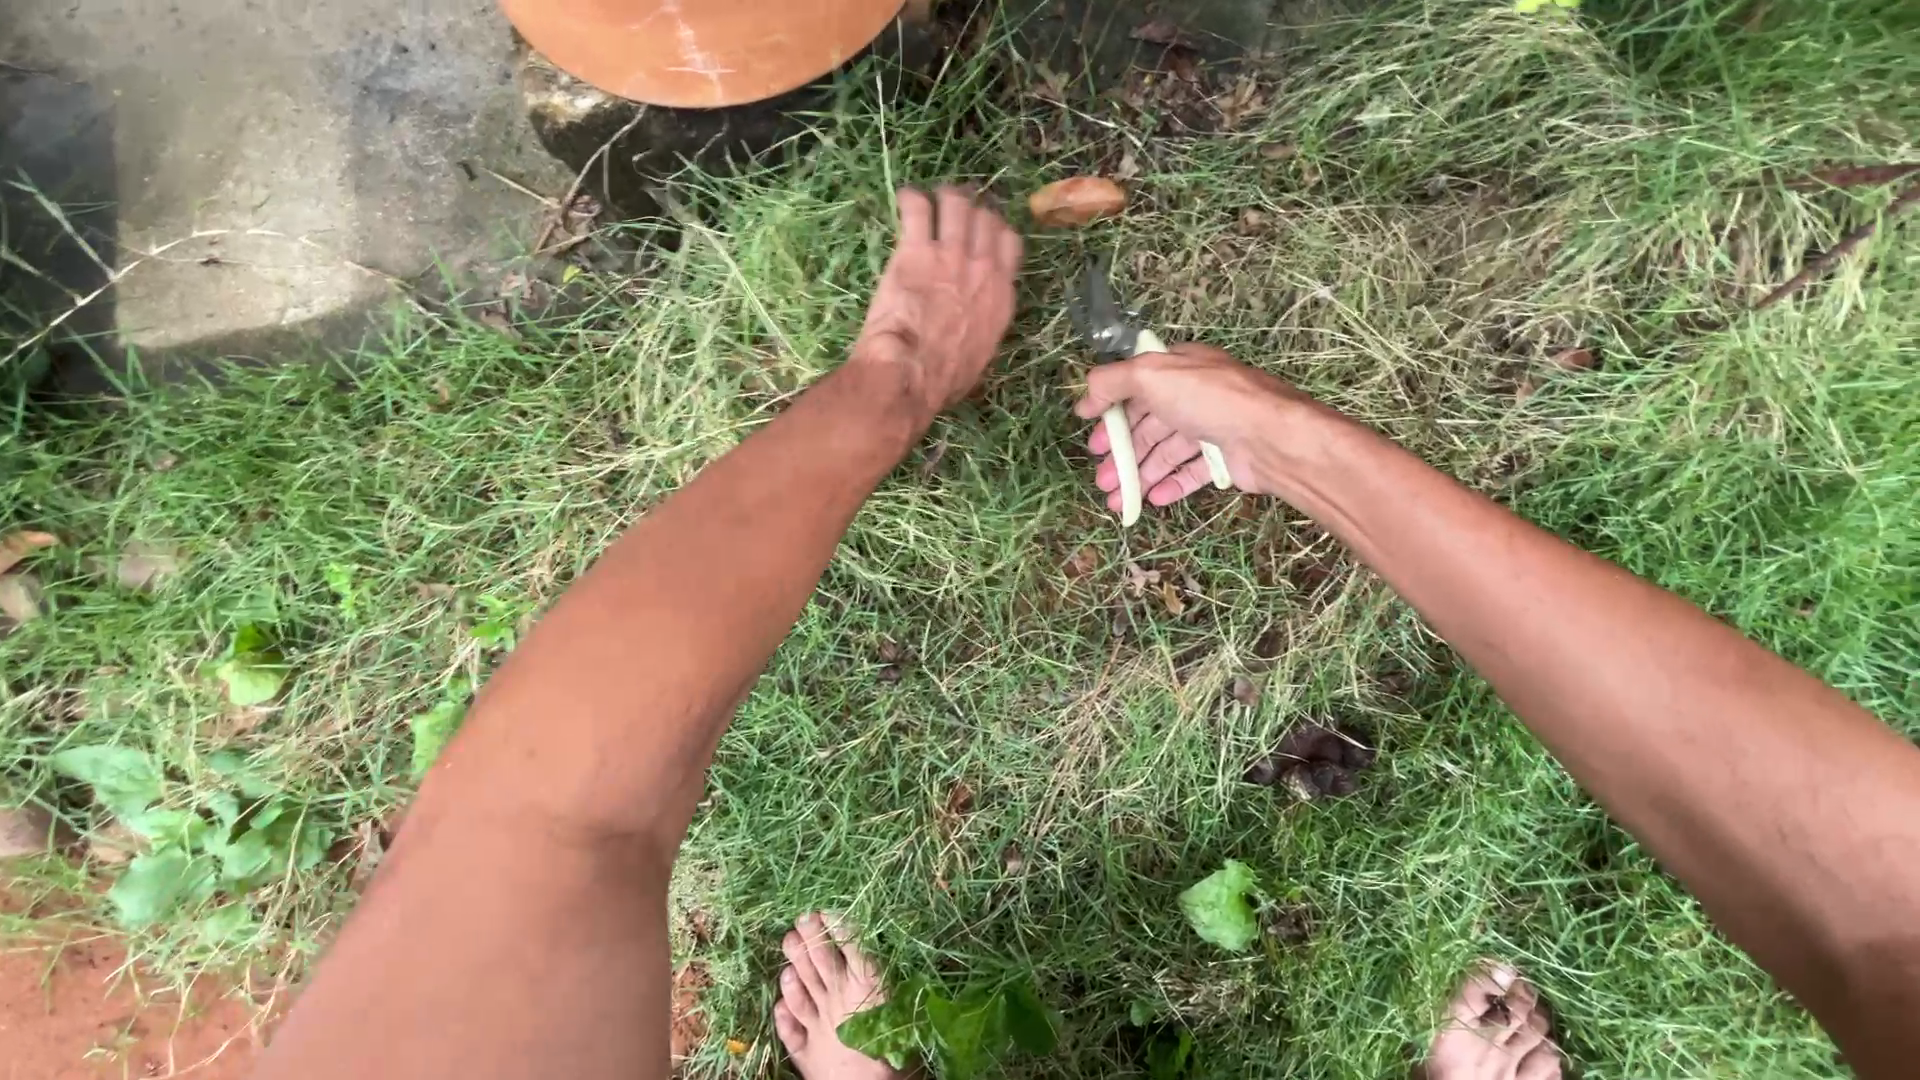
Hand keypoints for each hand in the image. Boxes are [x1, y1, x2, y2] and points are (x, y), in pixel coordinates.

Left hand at [853, 186, 1023, 415]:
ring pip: (956, 203)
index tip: (983, 231)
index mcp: (1001, 296)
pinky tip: (906, 200)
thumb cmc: (944, 380)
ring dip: (945, 197)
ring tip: (932, 201)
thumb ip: (983, 330)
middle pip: (985, 217)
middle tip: (955, 210)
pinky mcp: (914, 250)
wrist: (912, 374)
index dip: (996, 231)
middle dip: (971, 209)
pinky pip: (917, 207)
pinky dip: (911, 199)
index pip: (1009, 243)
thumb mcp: (980, 358)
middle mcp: (981, 268)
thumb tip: (974, 334)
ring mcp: (949, 255)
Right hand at [1072, 343, 1323, 510]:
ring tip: (1118, 500)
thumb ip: (1111, 382)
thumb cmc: (1208, 399)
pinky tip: (1151, 500)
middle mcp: (1194, 395)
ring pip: (1166, 453)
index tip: (1093, 439)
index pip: (1136, 389)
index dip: (1111, 414)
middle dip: (1122, 454)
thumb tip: (1084, 400)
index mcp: (1178, 368)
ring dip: (1140, 475)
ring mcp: (1211, 427)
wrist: (1269, 436)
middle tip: (1102, 479)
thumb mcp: (1151, 375)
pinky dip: (1170, 486)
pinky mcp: (1224, 458)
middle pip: (1148, 426)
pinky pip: (1190, 473)